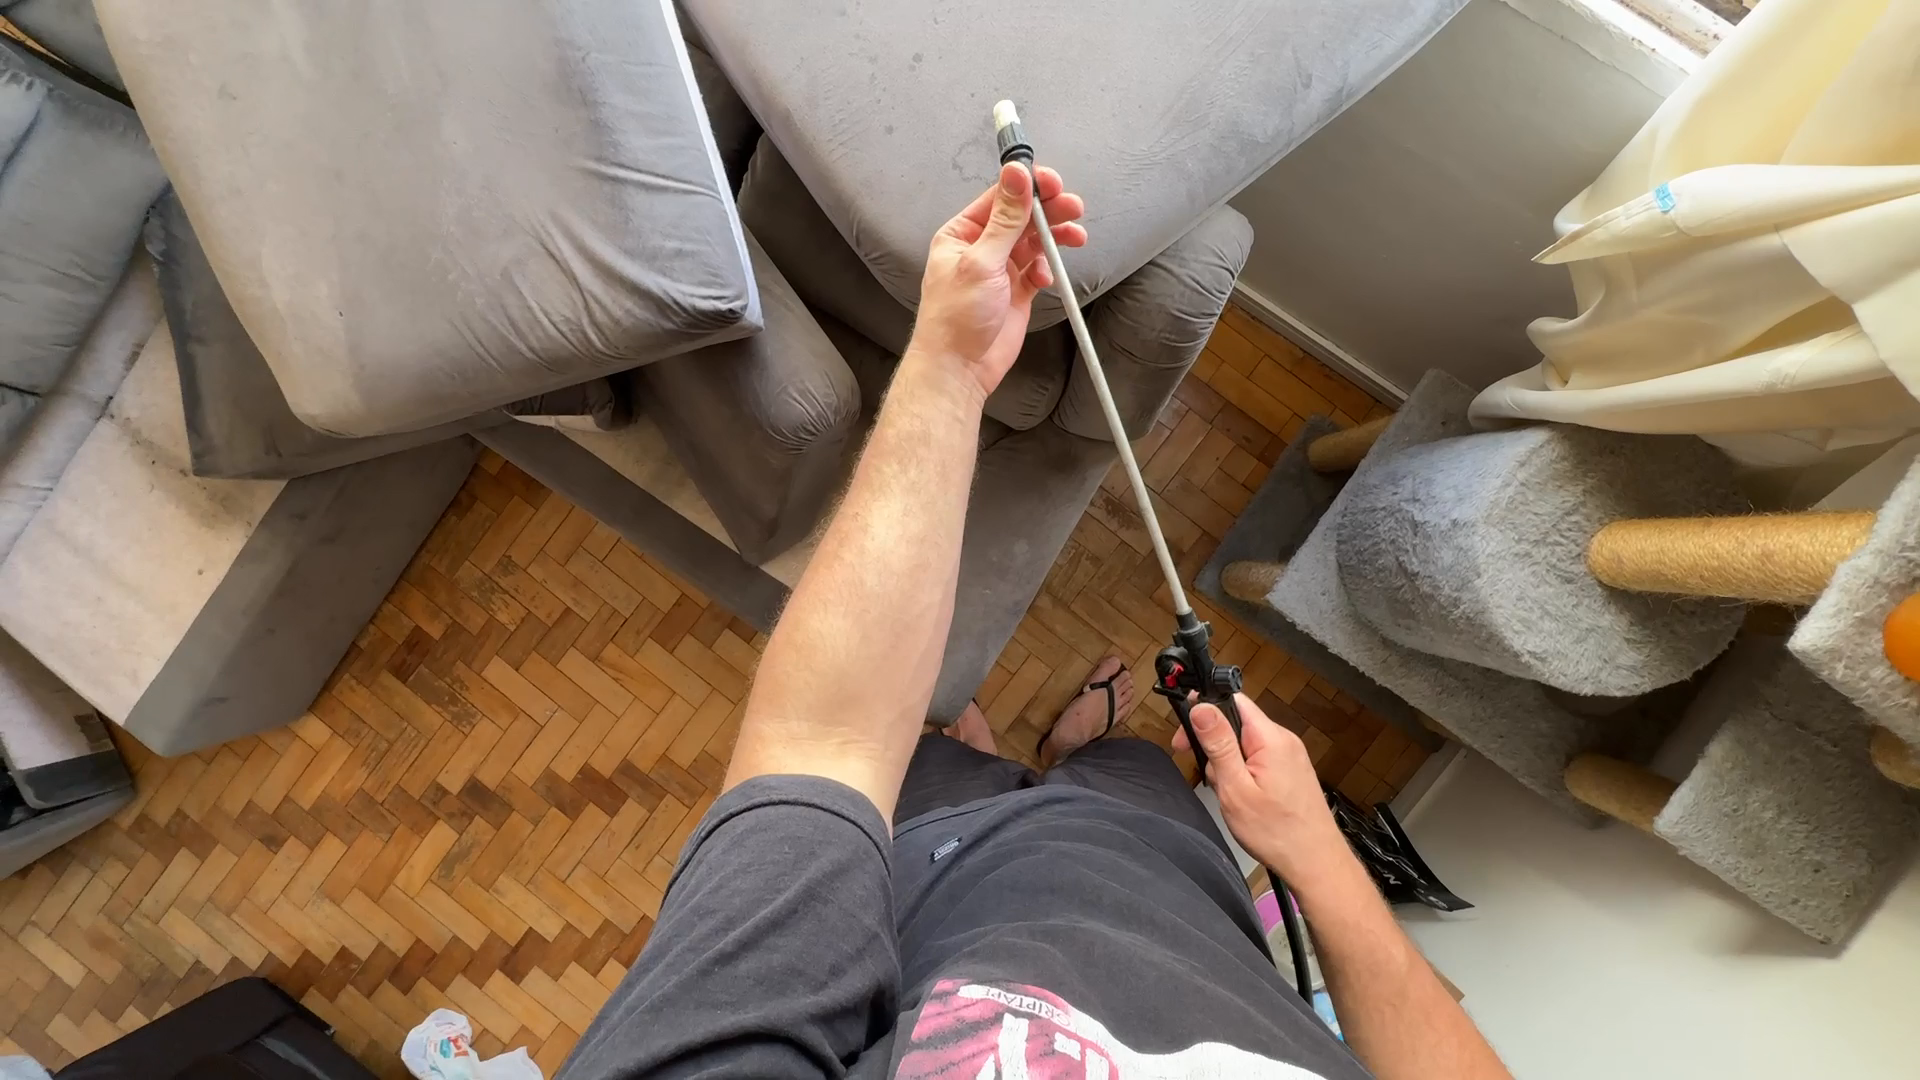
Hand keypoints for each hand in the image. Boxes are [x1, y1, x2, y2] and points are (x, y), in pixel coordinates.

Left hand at [914, 162, 1085, 395]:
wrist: (958, 369)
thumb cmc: (956, 317)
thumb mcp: (981, 261)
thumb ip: (1005, 219)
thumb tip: (1016, 174)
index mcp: (962, 234)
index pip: (1000, 199)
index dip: (1028, 187)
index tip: (1053, 183)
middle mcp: (980, 249)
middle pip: (1021, 218)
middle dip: (1048, 211)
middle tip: (1073, 207)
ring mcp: (999, 272)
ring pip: (1033, 243)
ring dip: (1054, 237)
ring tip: (1076, 235)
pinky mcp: (1015, 294)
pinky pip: (1037, 271)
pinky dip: (1046, 269)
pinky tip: (1047, 276)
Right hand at [1175, 694, 1351, 882]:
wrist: (1317, 866)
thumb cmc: (1277, 833)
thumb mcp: (1236, 788)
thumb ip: (1218, 745)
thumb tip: (1200, 706)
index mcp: (1270, 738)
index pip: (1231, 700)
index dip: (1203, 710)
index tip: (1186, 733)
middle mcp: (1283, 740)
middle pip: (1236, 721)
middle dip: (1214, 743)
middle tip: (1205, 772)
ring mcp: (1289, 755)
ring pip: (1244, 742)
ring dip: (1227, 762)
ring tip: (1228, 793)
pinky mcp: (1291, 770)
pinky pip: (1257, 757)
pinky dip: (1242, 771)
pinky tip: (1242, 796)